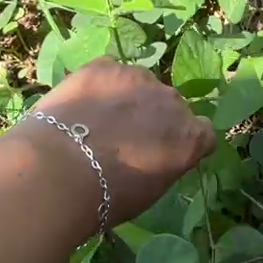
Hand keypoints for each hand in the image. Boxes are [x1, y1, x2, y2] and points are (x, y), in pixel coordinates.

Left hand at [12, 57, 215, 224]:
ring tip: (97, 122)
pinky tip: (81, 106)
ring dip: (128, 99)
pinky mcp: (106, 66)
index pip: (203, 132)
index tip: (165, 153)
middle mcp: (173, 100)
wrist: (59, 171)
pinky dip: (100, 85)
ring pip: (140, 85)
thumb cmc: (107, 197)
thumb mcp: (149, 192)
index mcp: (190, 136)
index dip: (184, 141)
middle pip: (171, 105)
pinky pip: (109, 72)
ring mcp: (140, 77)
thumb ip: (165, 164)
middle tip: (125, 140)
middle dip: (154, 118)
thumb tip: (155, 156)